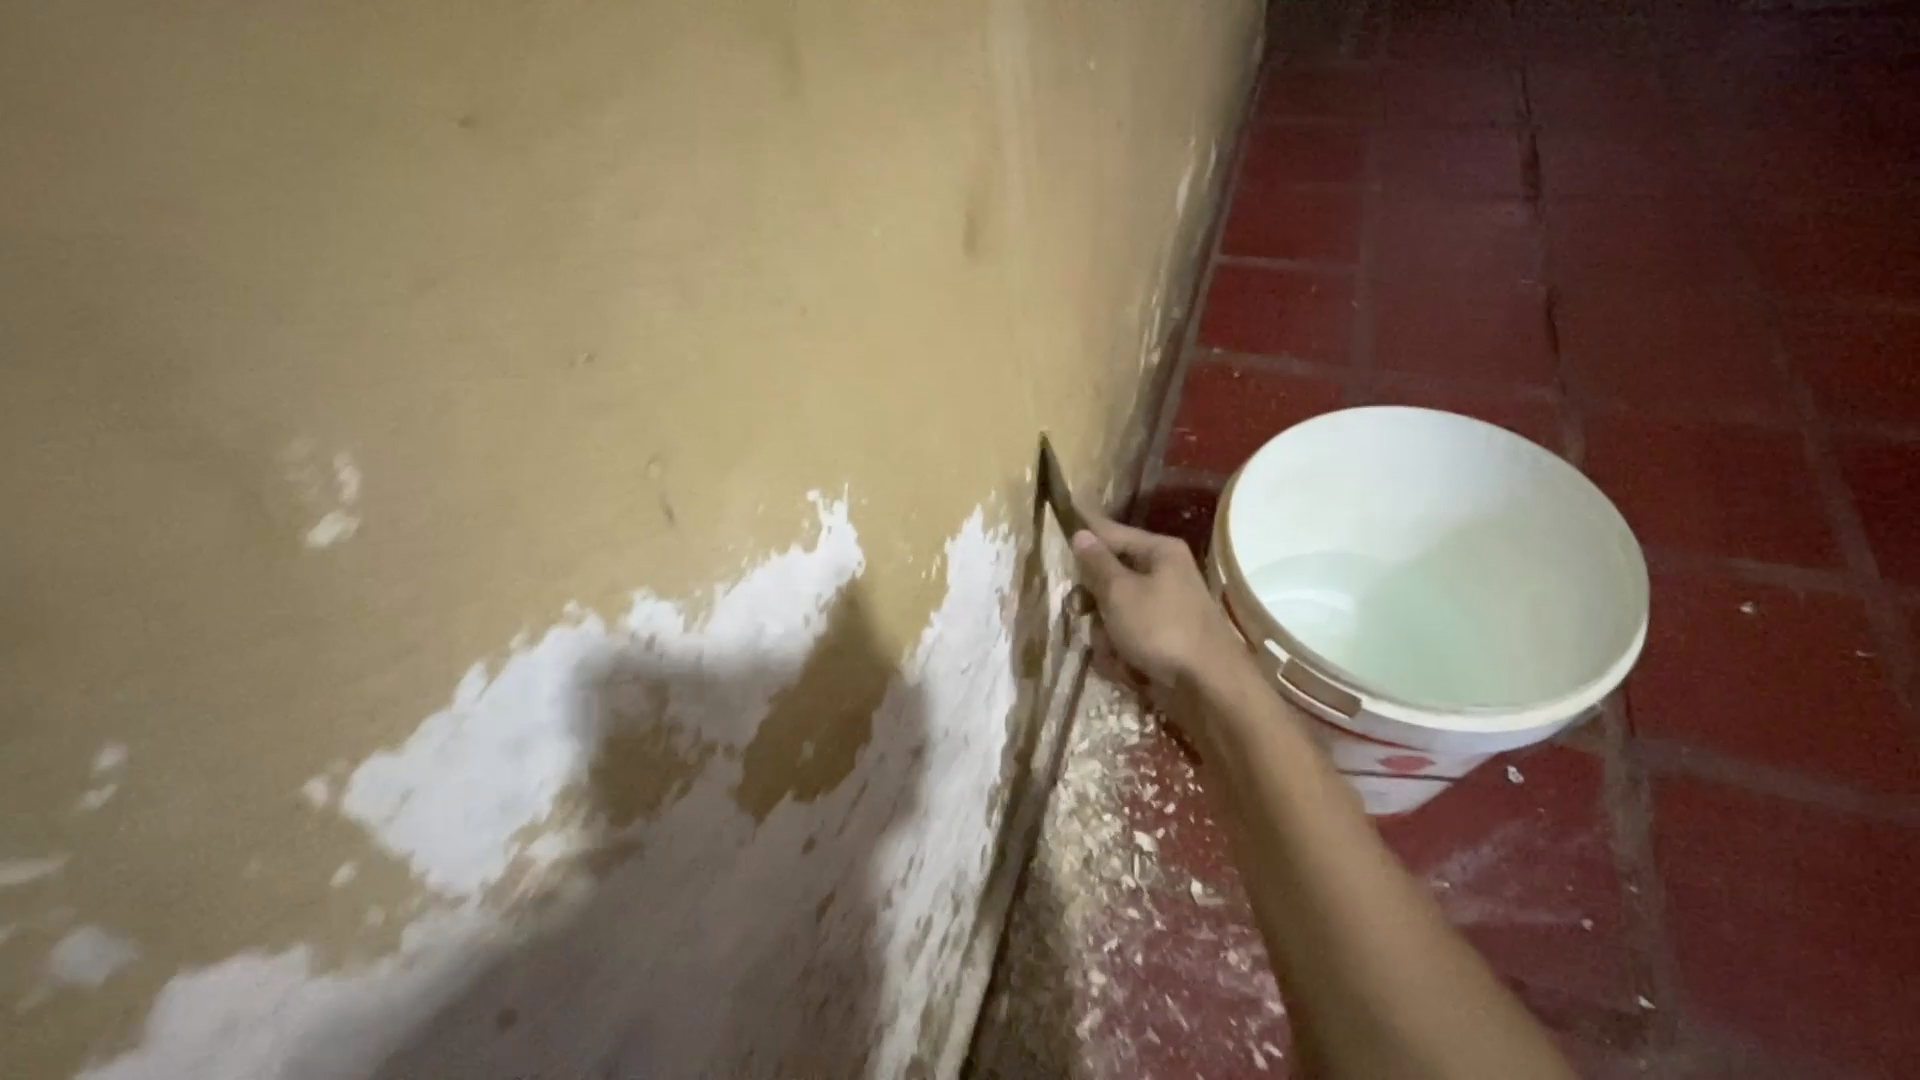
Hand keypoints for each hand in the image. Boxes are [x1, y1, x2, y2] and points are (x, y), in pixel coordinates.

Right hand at [1070, 515, 1244, 687]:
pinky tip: (1123, 667)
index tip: (1057, 545)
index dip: (1083, 540)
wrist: (1206, 685)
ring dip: (1105, 632)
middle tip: (1078, 612)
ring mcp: (1163, 609)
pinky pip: (1127, 636)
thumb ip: (1096, 563)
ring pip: (1114, 611)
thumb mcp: (1120, 592)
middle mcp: (1163, 574)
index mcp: (1159, 552)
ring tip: (1112, 650)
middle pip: (1110, 576)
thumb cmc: (1160, 628)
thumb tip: (1080, 533)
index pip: (1110, 533)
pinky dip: (1120, 651)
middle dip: (1093, 600)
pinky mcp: (1161, 639)